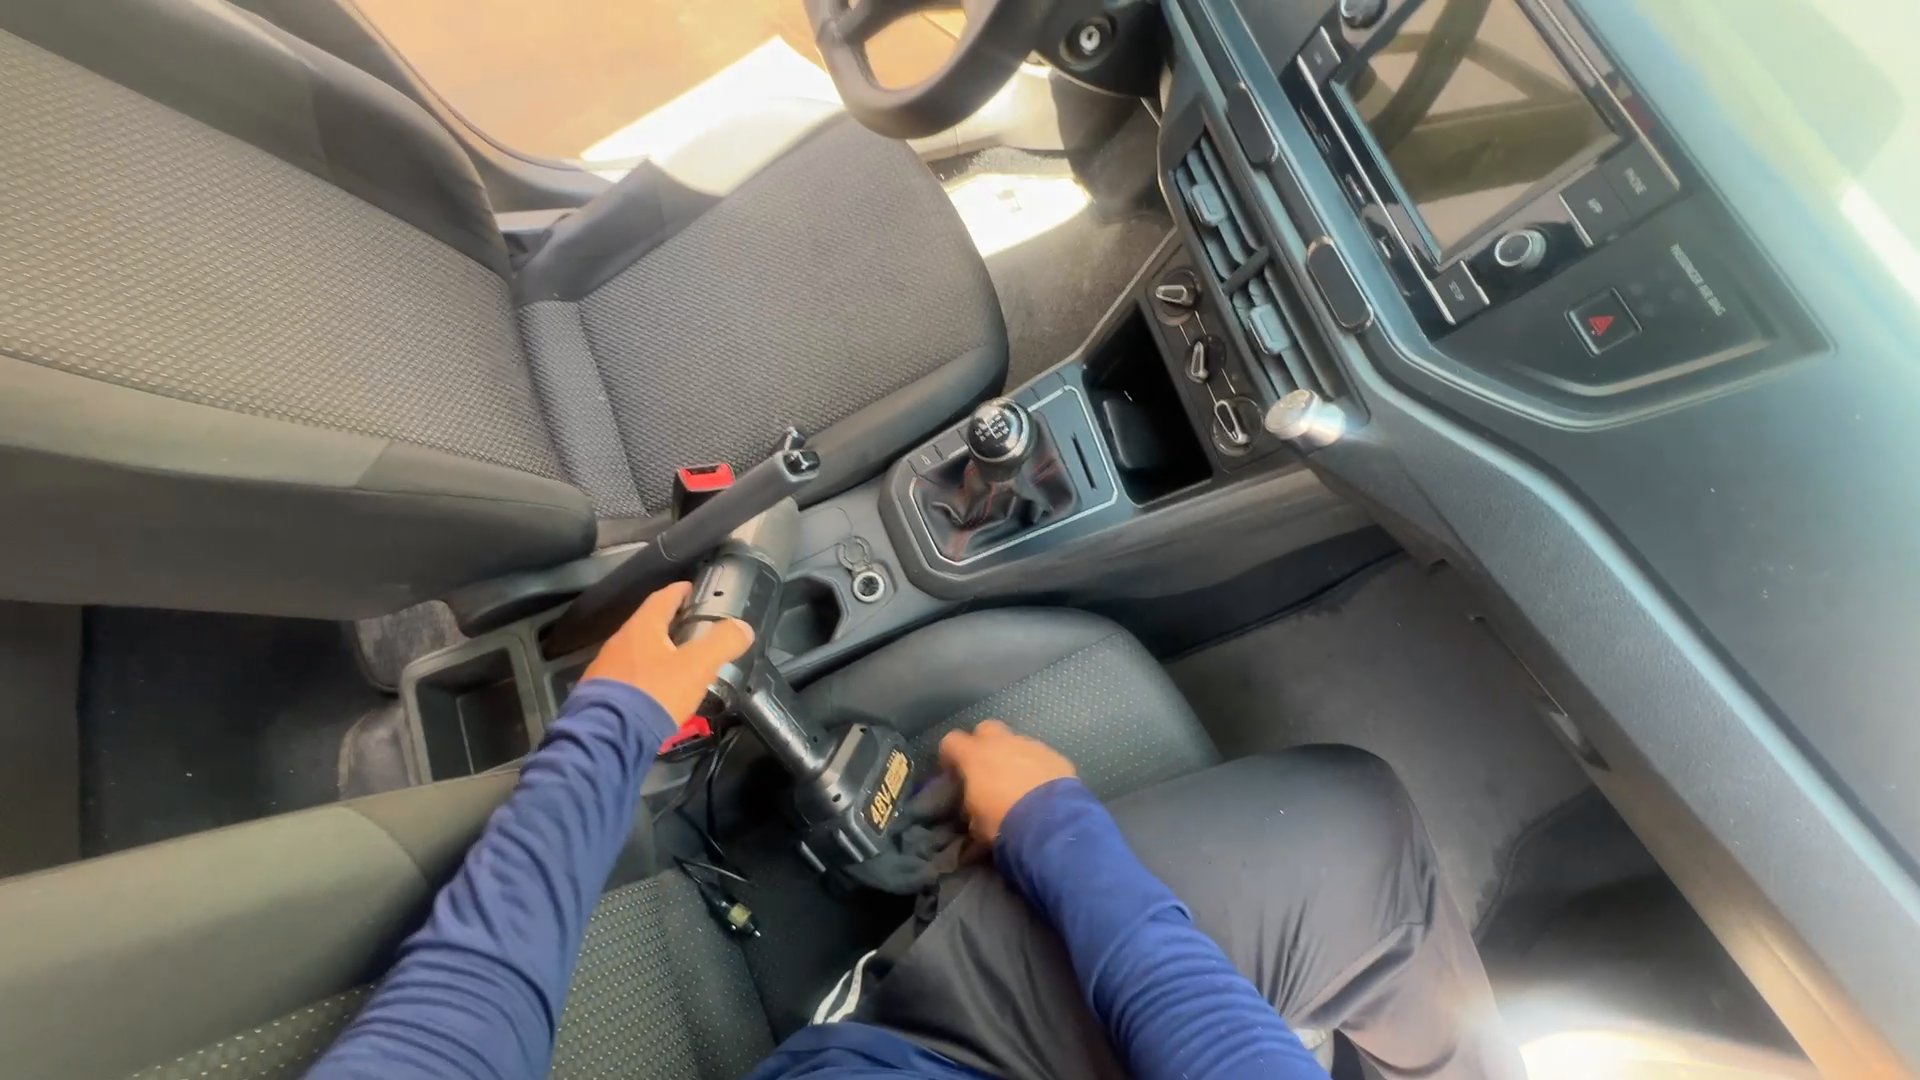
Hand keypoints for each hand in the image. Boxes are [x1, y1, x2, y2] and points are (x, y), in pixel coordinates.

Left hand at [582, 581, 753, 720]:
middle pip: (649, 625)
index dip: (681, 592)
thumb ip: (723, 643)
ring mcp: (606, 670)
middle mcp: (620, 642)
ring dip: (659, 652)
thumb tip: (743, 627)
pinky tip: (659, 691)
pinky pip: (629, 677)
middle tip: (697, 630)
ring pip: (638, 652)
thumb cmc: (655, 692)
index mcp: (642, 627)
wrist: (608, 738)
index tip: (694, 590)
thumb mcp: (698, 666)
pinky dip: (647, 677)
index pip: (663, 598)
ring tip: (682, 663)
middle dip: (672, 624)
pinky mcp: (601, 696)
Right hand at [938, 720, 1076, 843]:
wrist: (1049, 822)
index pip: (951, 741)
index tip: (953, 770)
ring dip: (1013, 756)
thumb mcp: (977, 823)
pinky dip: (1037, 766)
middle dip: (984, 744)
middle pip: (986, 729)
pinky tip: (1041, 787)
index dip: (950, 754)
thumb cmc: (1003, 821)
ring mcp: (1030, 745)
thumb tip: (973, 812)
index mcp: (975, 755)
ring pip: (1016, 742)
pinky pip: (1040, 755)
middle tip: (986, 768)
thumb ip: (972, 808)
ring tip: (1018, 782)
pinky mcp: (1054, 755)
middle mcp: (1001, 742)